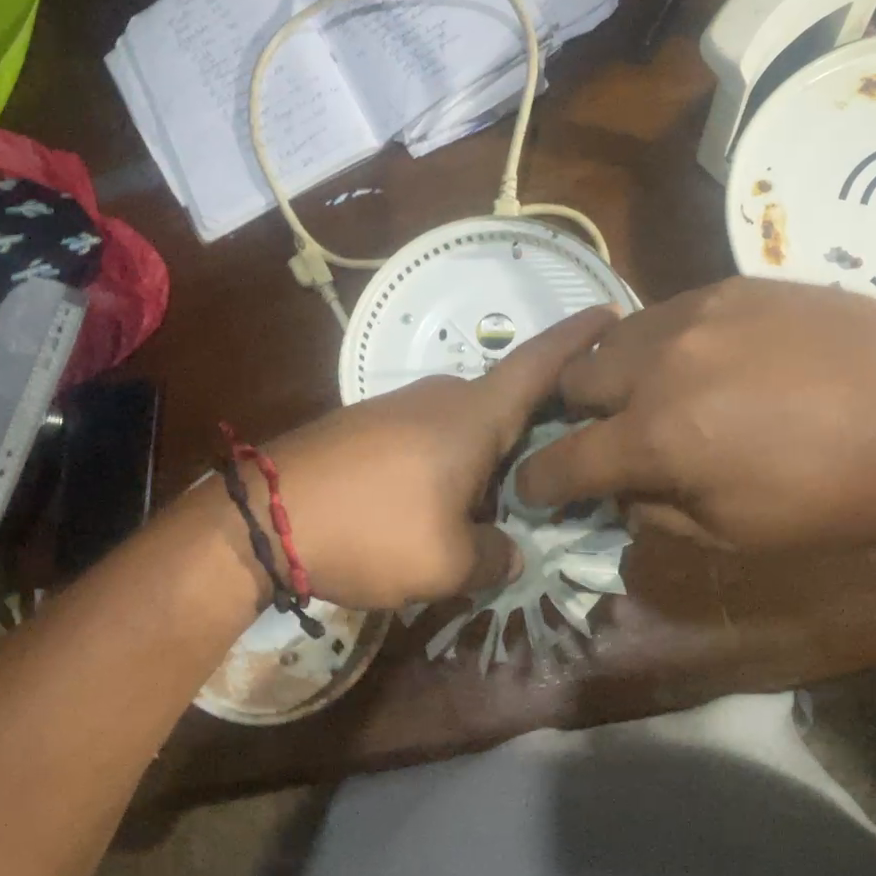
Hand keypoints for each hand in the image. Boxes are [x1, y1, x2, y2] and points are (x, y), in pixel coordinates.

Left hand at [256, 306, 617, 608]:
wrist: (263, 517)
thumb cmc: (372, 530)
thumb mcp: (448, 564)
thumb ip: (495, 557)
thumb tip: (511, 552)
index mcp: (474, 415)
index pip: (540, 363)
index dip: (579, 339)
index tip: (612, 311)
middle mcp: (440, 396)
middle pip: (505, 405)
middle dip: (535, 433)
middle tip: (557, 471)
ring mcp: (397, 406)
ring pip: (464, 428)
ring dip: (485, 461)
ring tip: (491, 510)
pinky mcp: (364, 426)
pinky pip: (427, 439)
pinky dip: (447, 465)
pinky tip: (436, 507)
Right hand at [514, 278, 875, 553]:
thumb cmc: (838, 499)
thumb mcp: (736, 533)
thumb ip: (656, 512)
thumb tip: (618, 492)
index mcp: (659, 436)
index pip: (564, 458)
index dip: (539, 479)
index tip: (532, 486)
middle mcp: (661, 362)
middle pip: (573, 378)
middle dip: (577, 413)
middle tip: (610, 431)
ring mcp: (697, 312)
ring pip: (616, 336)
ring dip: (618, 371)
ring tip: (659, 391)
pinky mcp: (734, 284)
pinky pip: (669, 312)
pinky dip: (667, 343)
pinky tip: (711, 360)